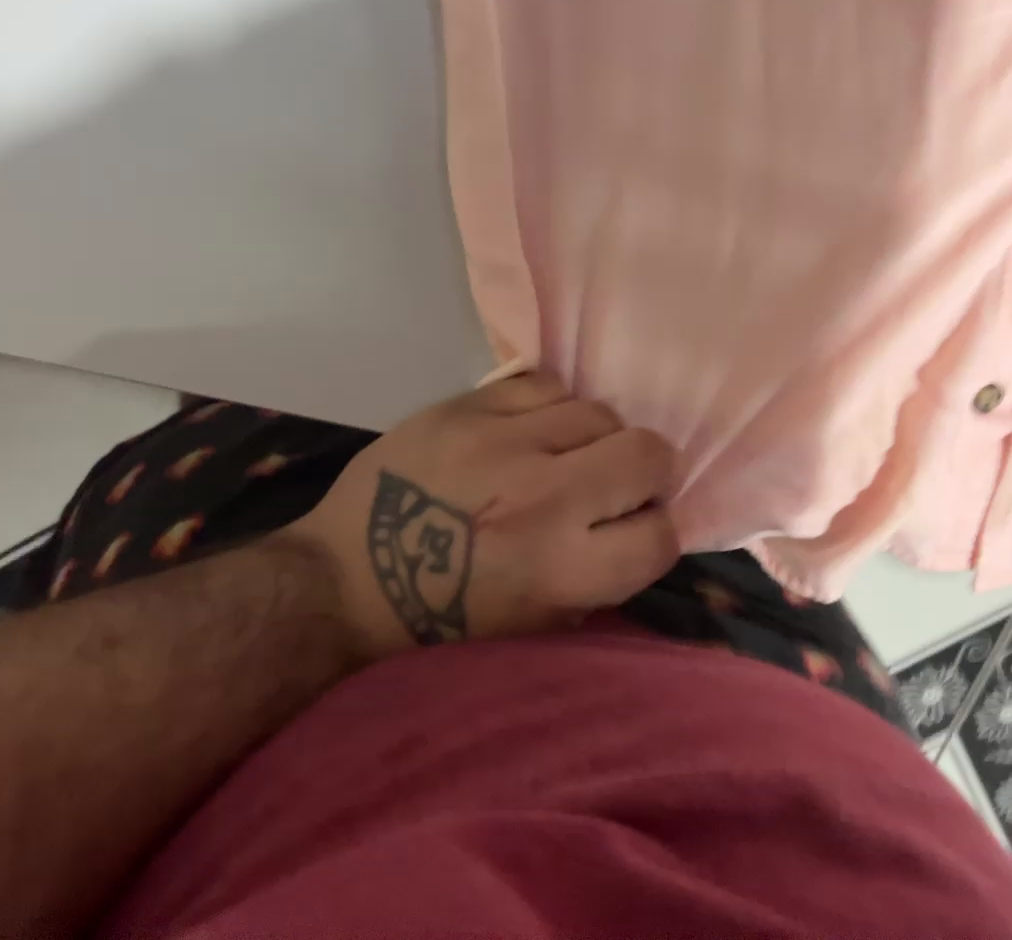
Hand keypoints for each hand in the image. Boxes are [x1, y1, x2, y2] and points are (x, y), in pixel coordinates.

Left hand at [287, 372, 680, 660]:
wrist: (347, 580)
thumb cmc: (442, 621)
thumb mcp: (535, 627)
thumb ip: (597, 581)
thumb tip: (637, 526)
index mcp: (566, 569)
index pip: (664, 533)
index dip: (653, 530)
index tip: (628, 528)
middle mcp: (547, 497)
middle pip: (649, 453)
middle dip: (641, 473)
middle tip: (605, 484)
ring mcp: (503, 443)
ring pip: (598, 410)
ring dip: (591, 438)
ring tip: (556, 456)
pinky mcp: (464, 408)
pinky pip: (543, 384)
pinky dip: (546, 408)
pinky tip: (523, 431)